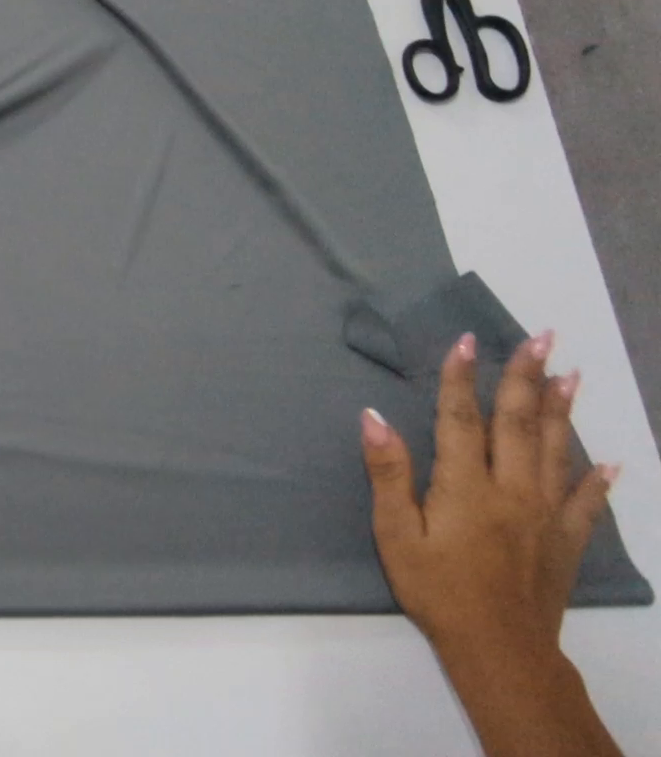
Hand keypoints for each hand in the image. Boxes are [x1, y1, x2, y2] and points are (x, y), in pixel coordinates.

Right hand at [361, 332, 625, 756]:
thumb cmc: (433, 585)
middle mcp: (514, 490)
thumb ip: (389, 472)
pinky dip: (599, 477)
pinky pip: (588, 500)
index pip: (462, 419)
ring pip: (556, 450)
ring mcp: (547, 513)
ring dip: (561, 410)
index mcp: (467, 485)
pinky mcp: (566, 539)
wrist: (499, 645)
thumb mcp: (395, 530)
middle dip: (526, 378)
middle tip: (540, 338)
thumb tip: (373, 417)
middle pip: (519, 424)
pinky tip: (610, 460)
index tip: (469, 341)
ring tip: (570, 375)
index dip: (463, 378)